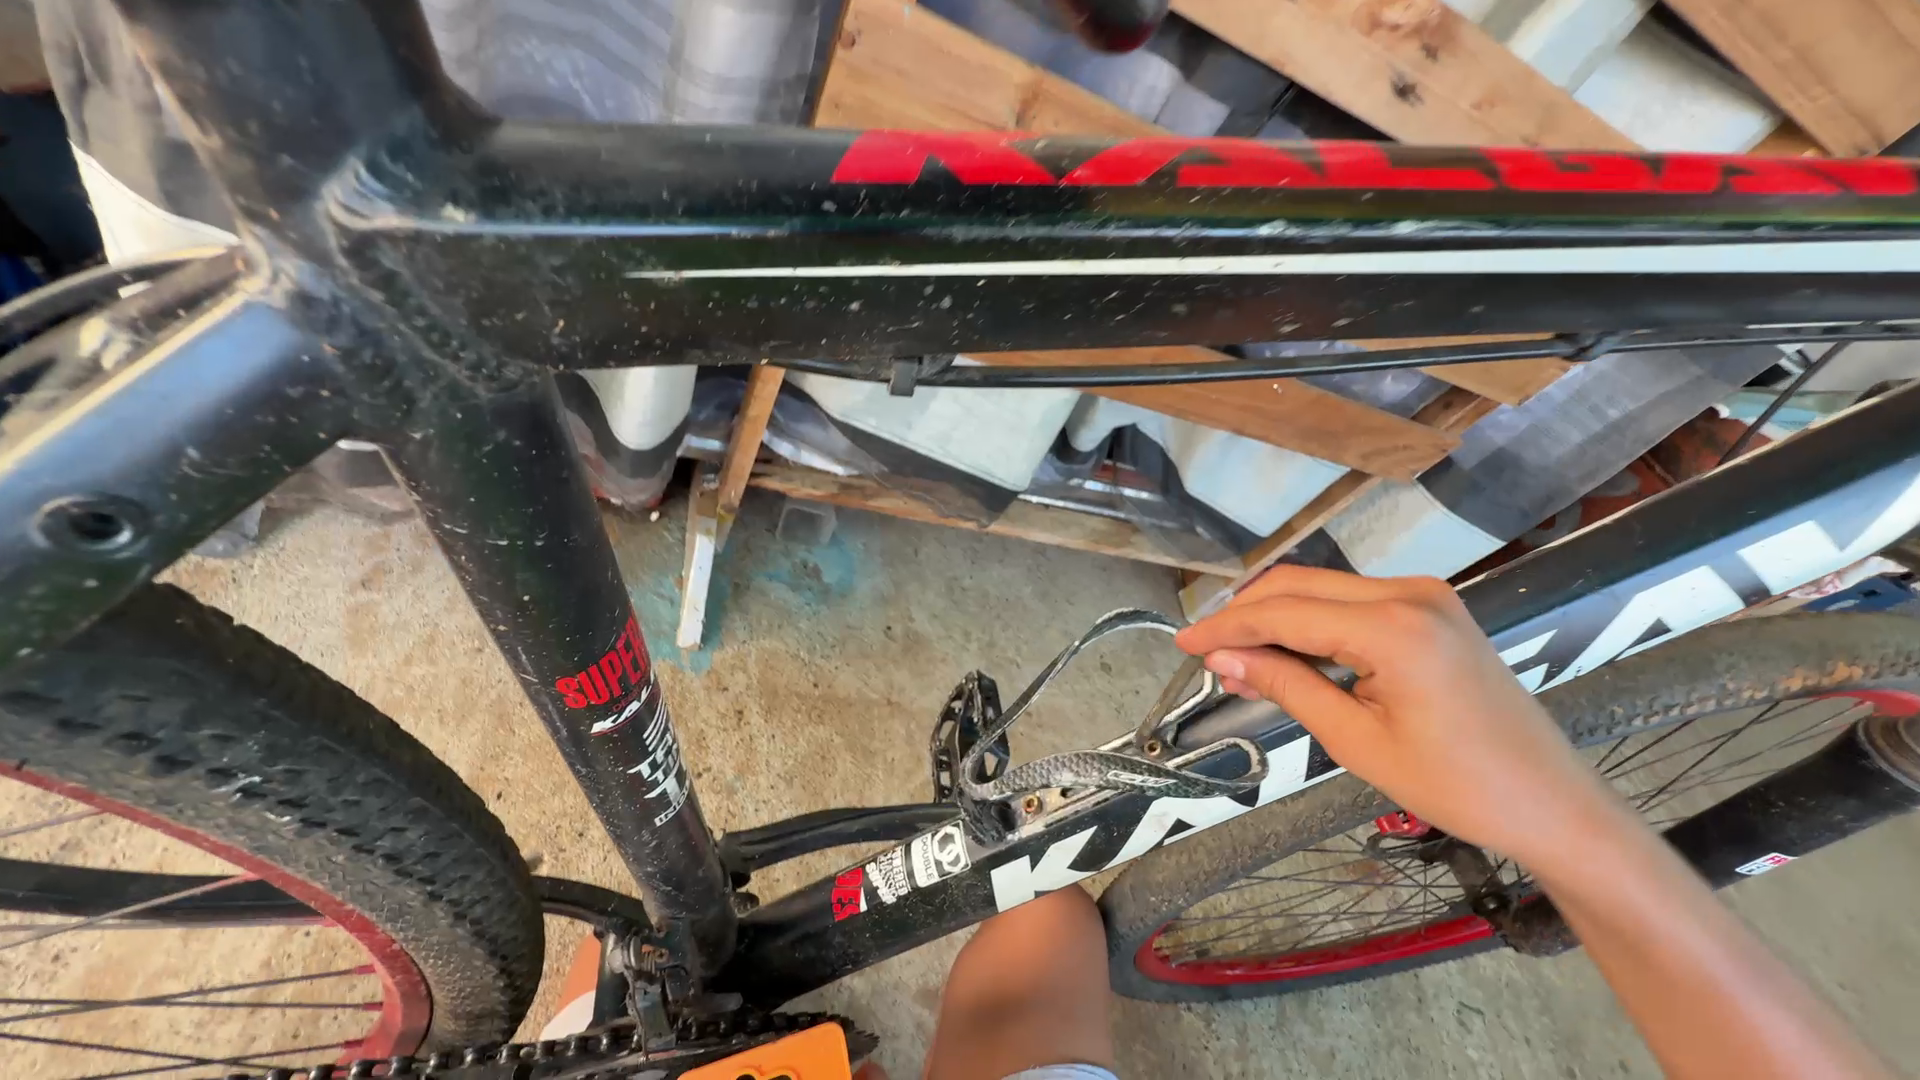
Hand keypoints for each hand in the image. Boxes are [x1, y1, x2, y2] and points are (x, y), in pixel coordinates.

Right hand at [1174, 566, 1622, 865]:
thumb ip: (1285, 685)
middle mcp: (1409, 592)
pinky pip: (1352, 602)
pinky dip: (1311, 623)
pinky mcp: (1432, 609)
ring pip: (1322, 588)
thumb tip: (1221, 656)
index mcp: (1393, 626)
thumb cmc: (1455, 786)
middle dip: (1246, 614)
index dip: (1226, 626)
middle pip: (1299, 585)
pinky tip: (1287, 654)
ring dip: (1276, 618)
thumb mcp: (1355, 740)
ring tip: (1239, 662)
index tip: (1181, 641)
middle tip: (1205, 652)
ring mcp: (1425, 595)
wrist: (1553, 803)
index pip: (1284, 611)